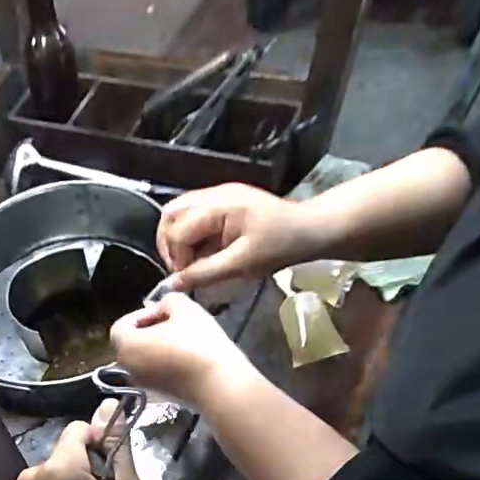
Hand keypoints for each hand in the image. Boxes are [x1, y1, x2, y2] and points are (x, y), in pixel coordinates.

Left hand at [110, 293, 256, 406]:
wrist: (219, 385)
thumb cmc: (198, 343)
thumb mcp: (185, 308)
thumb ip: (168, 300)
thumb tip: (164, 306)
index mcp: (126, 347)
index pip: (122, 325)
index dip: (143, 313)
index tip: (165, 310)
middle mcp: (127, 369)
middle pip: (133, 342)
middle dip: (152, 328)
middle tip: (176, 321)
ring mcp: (142, 385)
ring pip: (145, 358)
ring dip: (161, 344)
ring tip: (186, 336)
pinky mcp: (159, 396)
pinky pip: (157, 372)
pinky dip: (167, 361)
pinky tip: (190, 356)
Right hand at [157, 183, 319, 289]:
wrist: (310, 229)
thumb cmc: (279, 245)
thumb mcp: (240, 265)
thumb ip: (203, 274)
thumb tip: (172, 285)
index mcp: (218, 205)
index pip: (177, 230)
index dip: (176, 257)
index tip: (188, 277)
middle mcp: (213, 194)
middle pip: (170, 215)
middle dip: (169, 245)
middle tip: (183, 268)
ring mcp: (218, 197)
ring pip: (178, 216)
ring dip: (178, 243)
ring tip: (191, 263)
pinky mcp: (223, 205)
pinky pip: (193, 219)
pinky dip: (191, 240)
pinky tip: (203, 255)